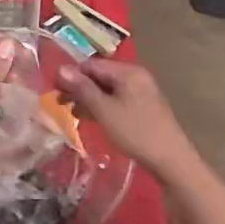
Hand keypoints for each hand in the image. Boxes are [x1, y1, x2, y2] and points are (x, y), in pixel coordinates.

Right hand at [54, 58, 196, 175]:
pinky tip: (90, 117)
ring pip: (105, 88)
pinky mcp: (141, 105)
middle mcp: (135, 76)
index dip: (70, 75)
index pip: (90, 65)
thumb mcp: (103, 109)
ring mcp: (140, 91)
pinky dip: (100, 105)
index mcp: (128, 72)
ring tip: (73, 113)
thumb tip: (60, 68)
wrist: (169, 159)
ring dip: (87, 98)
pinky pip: (115, 98)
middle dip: (78, 88)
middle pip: (98, 75)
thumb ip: (81, 87)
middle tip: (60, 103)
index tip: (55, 91)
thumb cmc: (134, 131)